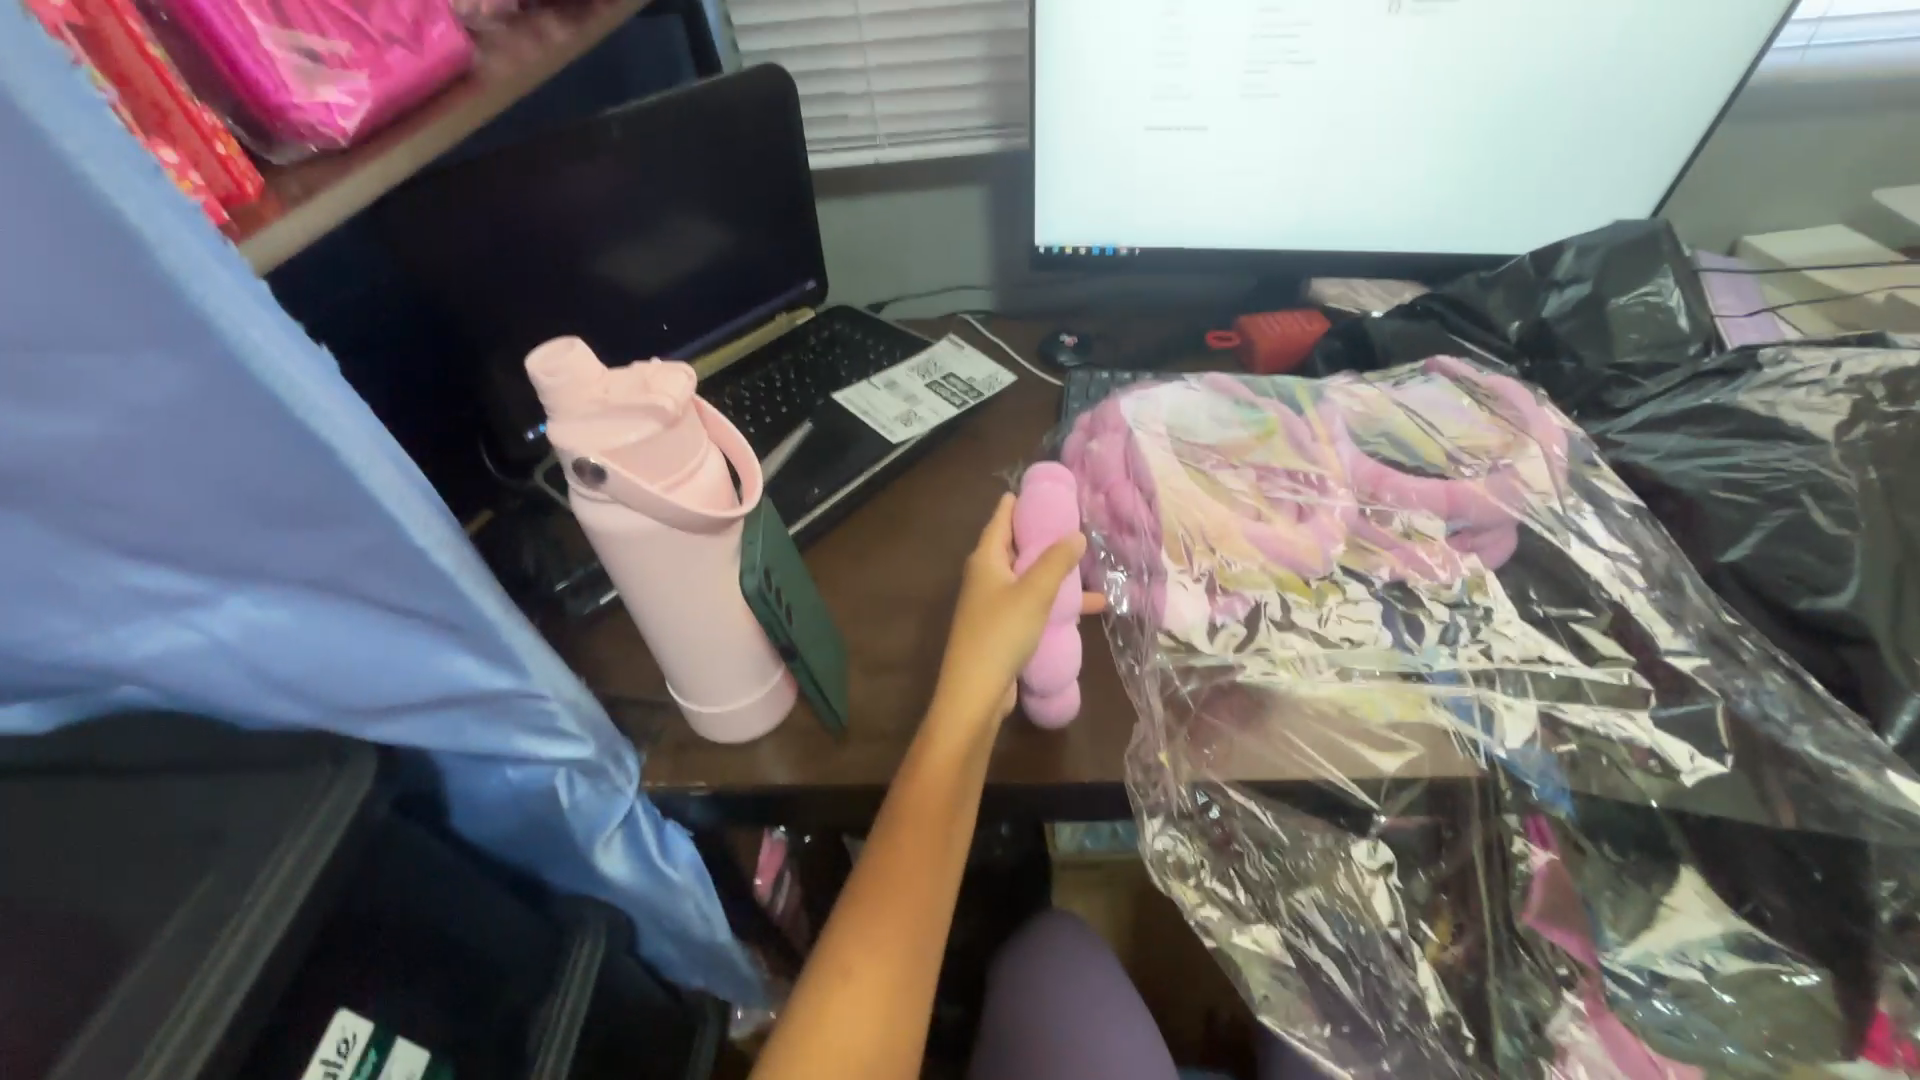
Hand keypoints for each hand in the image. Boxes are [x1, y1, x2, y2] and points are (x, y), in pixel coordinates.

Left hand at [931, 494, 1106, 725]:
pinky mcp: (1002, 630)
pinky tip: (1086, 609)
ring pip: (1028, 579)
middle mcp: (986, 578)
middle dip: (1044, 537)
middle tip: (1073, 522)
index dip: (1019, 503)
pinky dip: (1054, 603)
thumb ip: (1057, 561)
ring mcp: (993, 605)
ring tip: (1089, 565)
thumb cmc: (1001, 633)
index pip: (1000, 519)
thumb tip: (1076, 534)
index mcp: (986, 560)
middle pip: (1015, 548)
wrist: (976, 692)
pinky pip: (1032, 606)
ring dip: (1055, 574)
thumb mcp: (1034, 592)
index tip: (1042, 490)